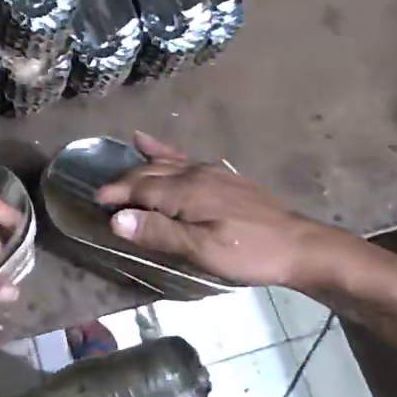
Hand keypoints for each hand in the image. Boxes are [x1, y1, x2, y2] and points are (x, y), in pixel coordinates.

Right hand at [95, 132, 355, 288]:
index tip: (95, 201)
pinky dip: (162, 151)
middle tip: (102, 195)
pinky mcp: (222, 176)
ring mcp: (211, 171)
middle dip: (123, 182)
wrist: (301, 246)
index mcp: (187, 192)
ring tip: (119, 171)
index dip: (116, 194)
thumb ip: (160, 233)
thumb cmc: (249, 253)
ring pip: (165, 163)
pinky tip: (149, 142)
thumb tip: (117, 219)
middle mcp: (195, 174)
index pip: (140, 188)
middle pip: (150, 172)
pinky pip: (183, 158)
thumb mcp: (203, 251)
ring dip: (139, 167)